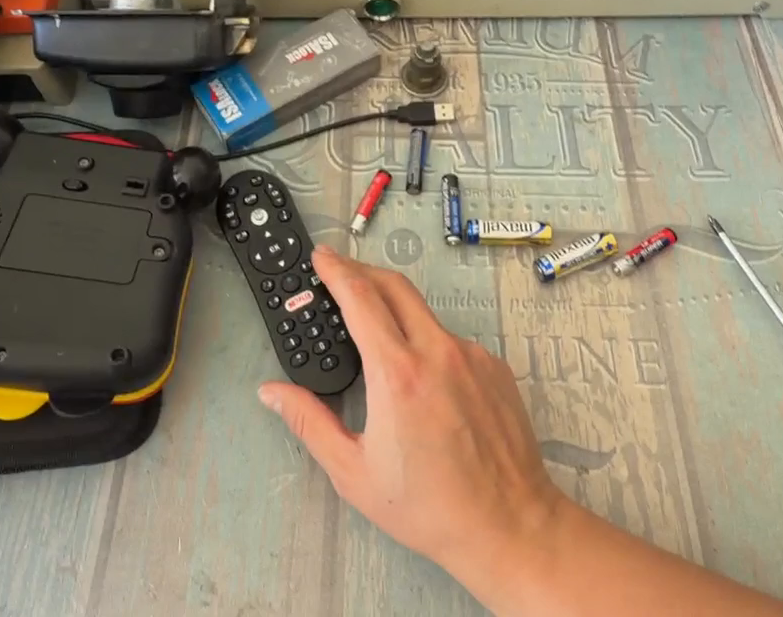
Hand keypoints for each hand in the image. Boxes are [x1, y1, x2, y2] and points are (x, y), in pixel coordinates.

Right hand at [258, 246, 568, 579]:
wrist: (509, 525)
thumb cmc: (431, 507)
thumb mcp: (355, 473)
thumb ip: (310, 423)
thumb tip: (273, 393)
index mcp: (397, 375)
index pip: (360, 299)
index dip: (337, 271)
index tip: (323, 257)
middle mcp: (437, 353)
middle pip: (394, 286)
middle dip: (363, 271)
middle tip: (341, 273)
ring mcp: (471, 356)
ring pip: (424, 313)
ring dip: (396, 310)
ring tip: (379, 334)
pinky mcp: (494, 366)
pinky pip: (452, 339)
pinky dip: (428, 341)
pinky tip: (423, 376)